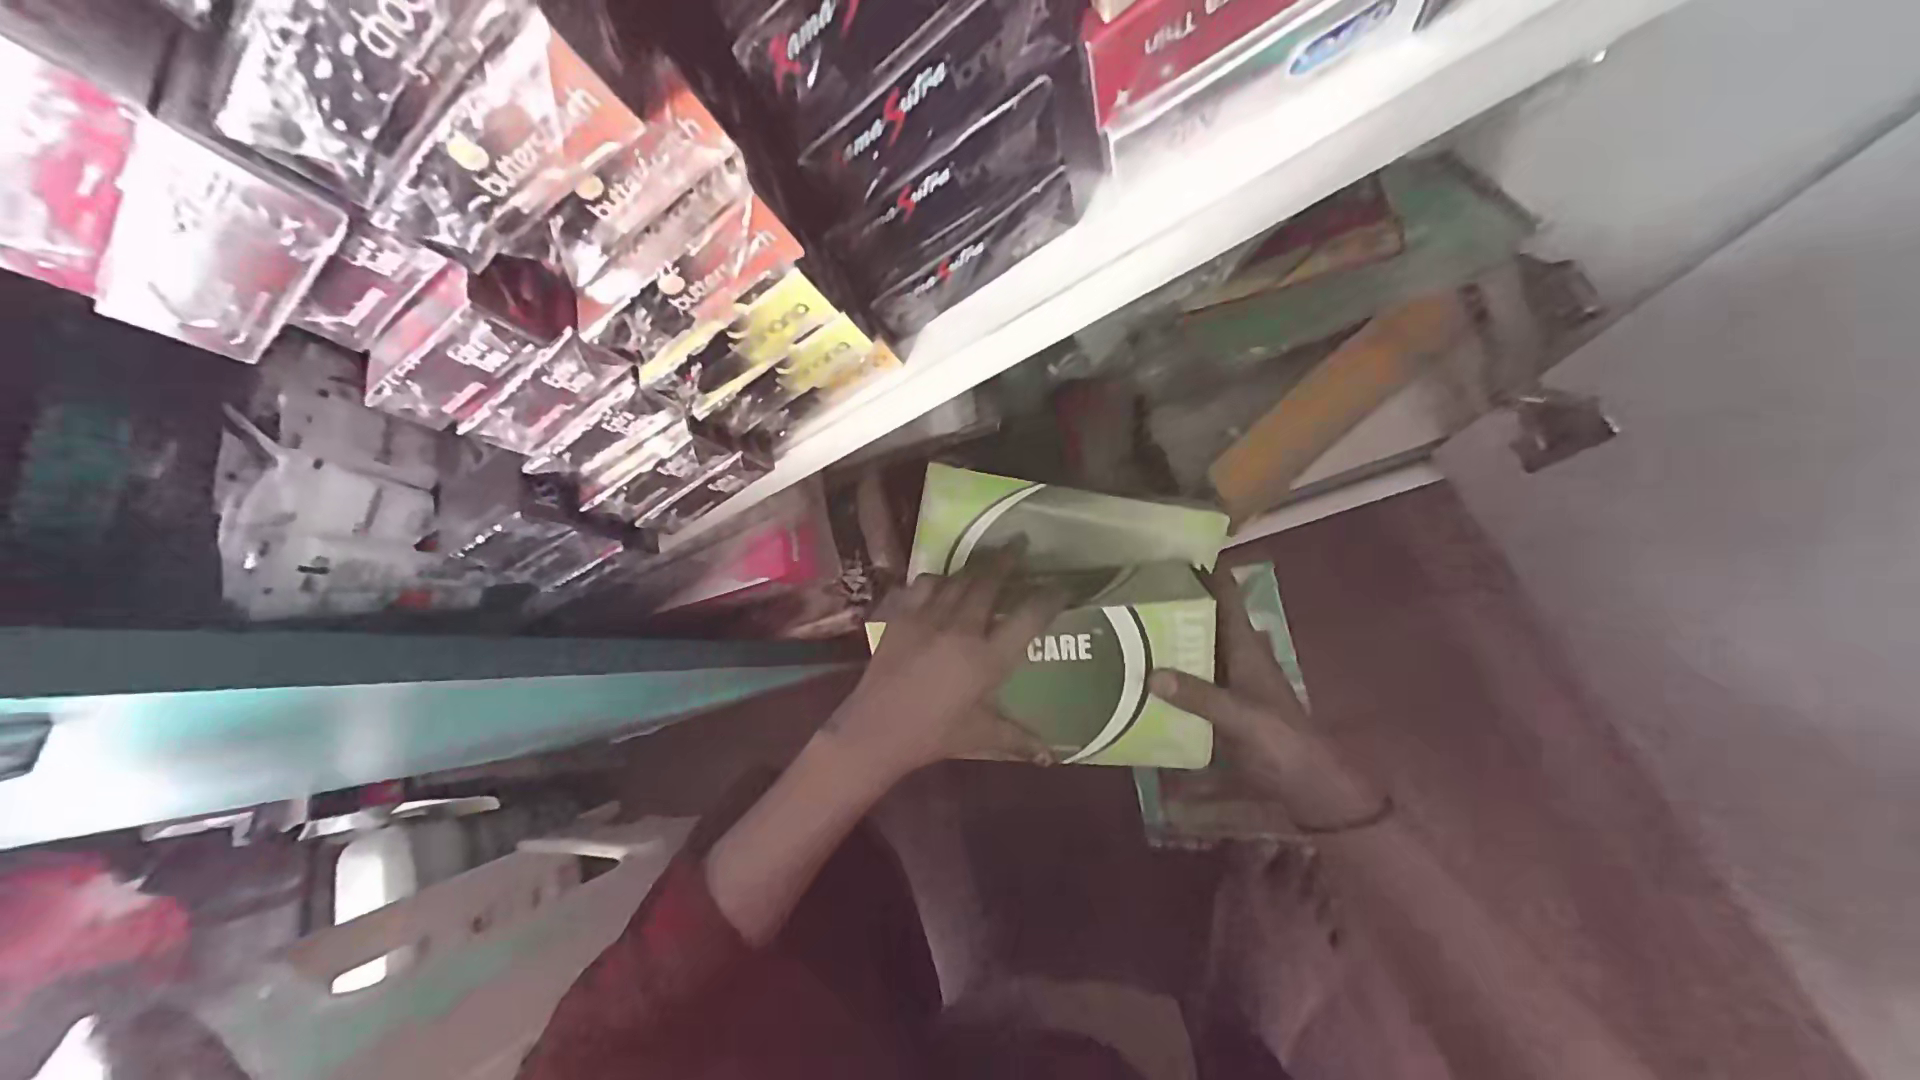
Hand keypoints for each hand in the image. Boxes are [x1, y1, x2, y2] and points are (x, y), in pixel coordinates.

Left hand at [829, 547, 1065, 780]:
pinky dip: (936, 579)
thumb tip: (1051, 756)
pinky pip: (922, 584)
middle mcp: (962, 629)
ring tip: (983, 561)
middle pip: (990, 582)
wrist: (875, 731)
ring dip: (973, 567)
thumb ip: (1018, 738)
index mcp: (988, 659)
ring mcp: (928, 618)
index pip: (1028, 618)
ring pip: (956, 578)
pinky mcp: (900, 617)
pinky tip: (939, 584)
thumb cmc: (933, 736)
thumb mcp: (981, 736)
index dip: (1050, 597)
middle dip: (1007, 560)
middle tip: (1019, 543)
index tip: (1062, 585)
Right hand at [1149, 569, 1386, 830]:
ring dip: (1165, 637)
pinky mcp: (1215, 703)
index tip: (1169, 553)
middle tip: (1129, 590)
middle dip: (1172, 602)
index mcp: (1245, 646)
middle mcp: (1232, 655)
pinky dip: (1165, 673)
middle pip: (1201, 619)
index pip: (1226, 597)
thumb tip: (1153, 675)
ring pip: (1191, 647)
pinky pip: (1185, 679)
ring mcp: (1223, 679)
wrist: (1304, 782)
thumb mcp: (1241, 716)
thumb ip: (1200, 696)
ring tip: (1122, 625)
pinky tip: (1136, 674)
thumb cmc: (1280, 740)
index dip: (1205, 571)